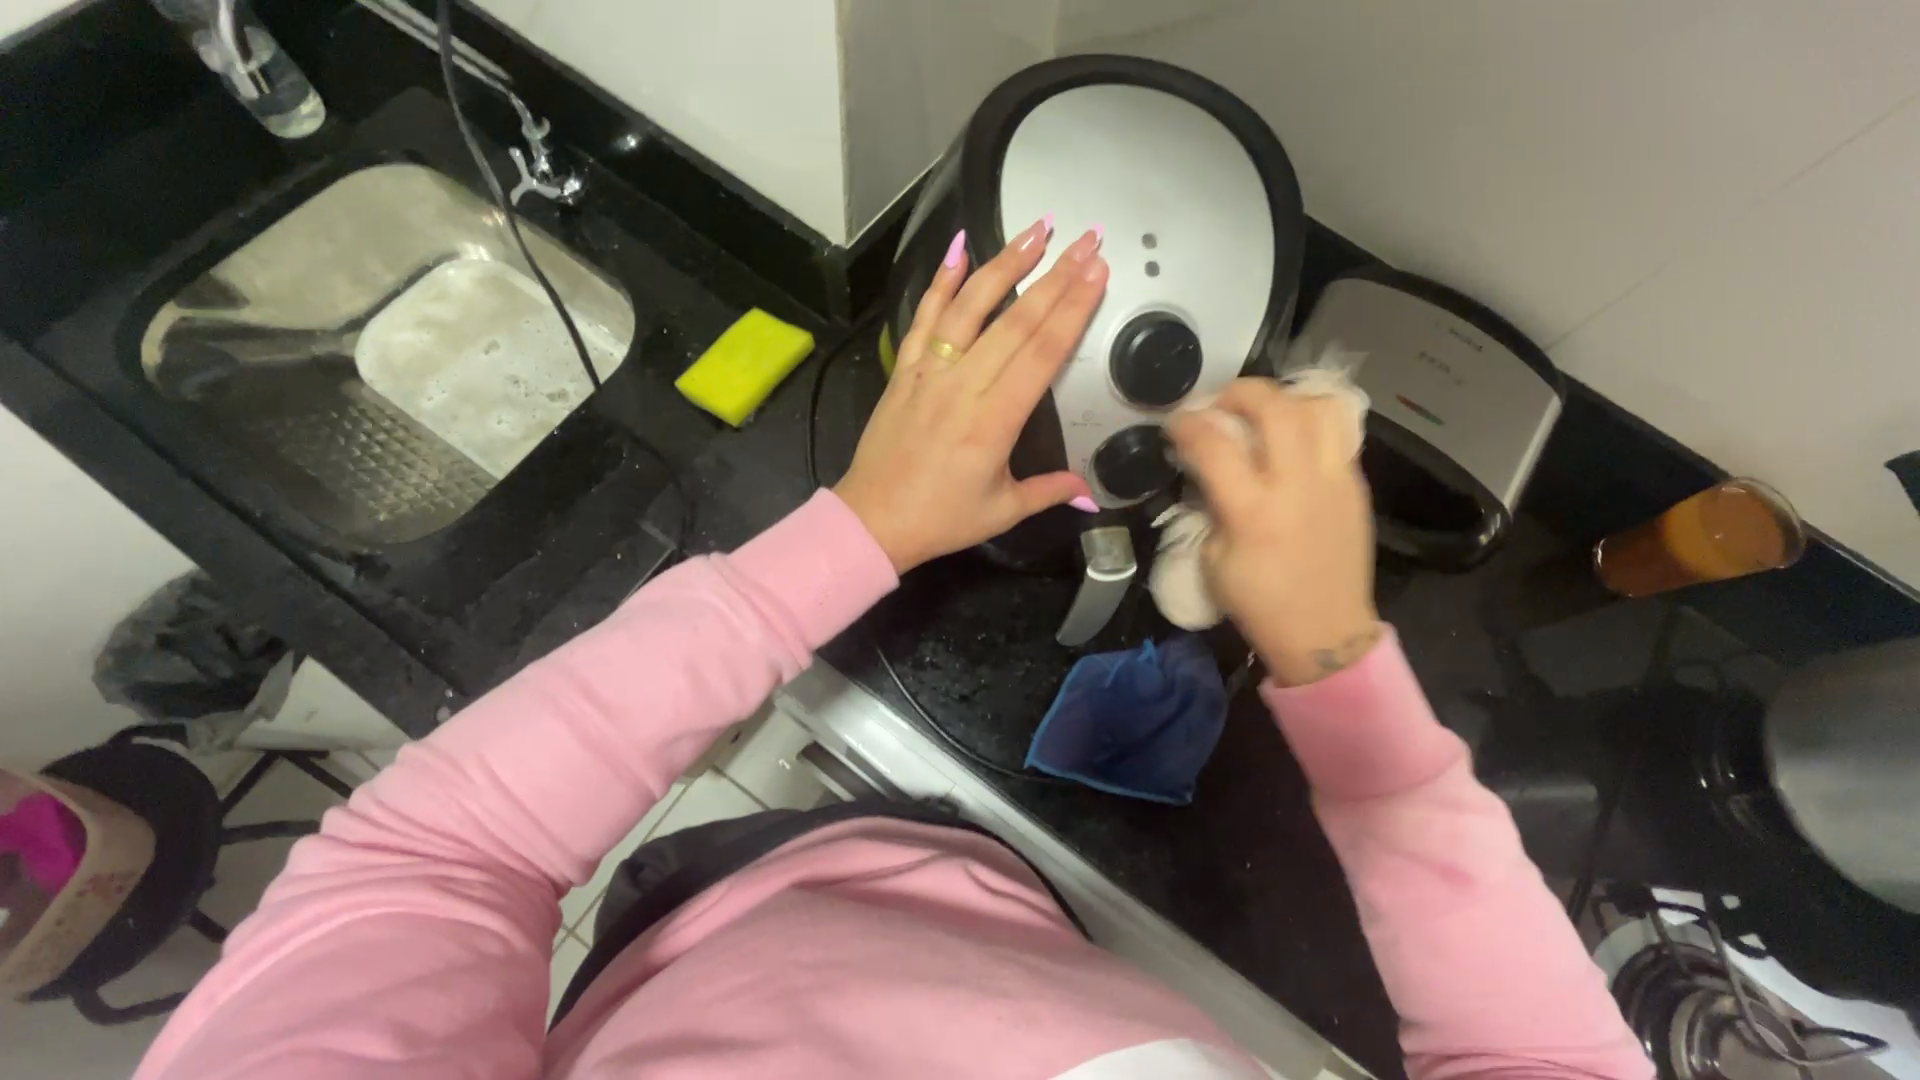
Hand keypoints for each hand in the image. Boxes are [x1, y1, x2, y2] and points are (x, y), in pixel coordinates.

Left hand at [835, 220, 1109, 572]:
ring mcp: (929, 372)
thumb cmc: (939, 519)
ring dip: (1004, 263)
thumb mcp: (1001, 511)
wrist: (872, 520)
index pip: (1043, 352)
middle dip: (1056, 275)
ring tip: (1036, 229)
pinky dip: (940, 282)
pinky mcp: (904, 370)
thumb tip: (1089, 490)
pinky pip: (924, 318)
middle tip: (1087, 239)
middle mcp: (963, 385)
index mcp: (995, 421)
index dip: (1073, 308)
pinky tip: (958, 248)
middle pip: (1016, 320)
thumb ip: (1048, 491)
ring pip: (970, 307)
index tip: (1097, 272)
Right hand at [1166, 379, 1381, 685]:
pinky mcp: (1356, 485)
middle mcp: (1298, 486)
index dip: (1187, 424)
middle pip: (1275, 407)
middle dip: (1239, 392)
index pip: (1214, 445)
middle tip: (1220, 403)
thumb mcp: (1213, 559)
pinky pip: (1338, 432)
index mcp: (1254, 512)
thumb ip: (1212, 506)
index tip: (1175, 422)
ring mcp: (1334, 481)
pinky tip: (1291, 439)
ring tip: (1264, 412)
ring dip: (1284, 399)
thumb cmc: (1259, 604)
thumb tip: (1210, 471)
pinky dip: (1310, 422)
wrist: (1325, 632)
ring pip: (1318, 408)